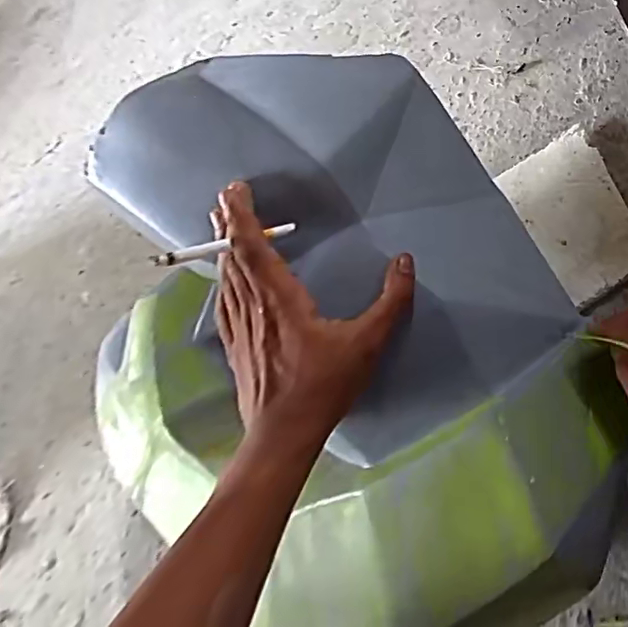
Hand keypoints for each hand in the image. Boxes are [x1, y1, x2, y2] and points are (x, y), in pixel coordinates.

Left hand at [211, 181, 414, 446]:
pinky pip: (225, 300)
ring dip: (224, 247)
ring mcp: (240, 328)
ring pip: (227, 277)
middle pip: (234, 257)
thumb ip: (391, 301)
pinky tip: (226, 278)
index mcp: (281, 300)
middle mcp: (254, 307)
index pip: (255, 249)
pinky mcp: (236, 346)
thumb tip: (405, 261)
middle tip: (225, 196)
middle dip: (228, 223)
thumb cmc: (324, 386)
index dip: (244, 217)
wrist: (282, 436)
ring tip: (222, 225)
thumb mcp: (368, 342)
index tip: (234, 191)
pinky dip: (224, 277)